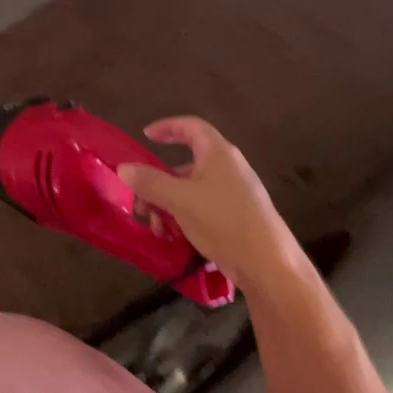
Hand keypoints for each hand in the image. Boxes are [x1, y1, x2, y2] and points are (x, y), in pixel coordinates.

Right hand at [118, 117, 302, 289]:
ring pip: (190, 190)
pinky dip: (183, 217)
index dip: (167, 127)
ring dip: (167, 204)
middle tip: (140, 201)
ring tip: (156, 227)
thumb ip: (149, 182)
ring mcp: (234, 193)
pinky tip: (173, 237)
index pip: (191, 126)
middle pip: (185, 164)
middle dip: (158, 182)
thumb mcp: (179, 199)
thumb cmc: (223, 220)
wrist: (269, 265)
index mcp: (218, 153)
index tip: (146, 136)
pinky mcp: (236, 217)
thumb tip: (123, 168)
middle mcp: (227, 168)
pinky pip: (202, 207)